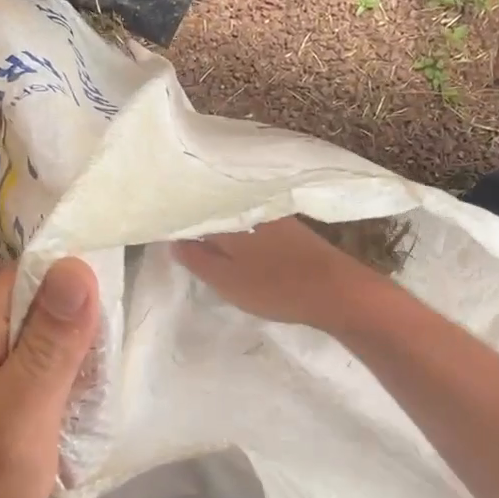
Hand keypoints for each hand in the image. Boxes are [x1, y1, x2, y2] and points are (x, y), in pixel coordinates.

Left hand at [0, 259, 101, 497]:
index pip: (31, 273)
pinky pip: (38, 364)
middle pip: (40, 299)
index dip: (80, 282)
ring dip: (78, 355)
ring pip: (45, 333)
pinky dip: (65, 379)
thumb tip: (78, 266)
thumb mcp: (15, 429)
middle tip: (116, 362)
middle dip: (84, 323)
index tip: (125, 309)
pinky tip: (84, 404)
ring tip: (105, 387)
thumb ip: (48, 349)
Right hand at [174, 216, 380, 331]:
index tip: (160, 227)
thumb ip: (197, 259)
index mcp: (228, 216)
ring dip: (219, 224)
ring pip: (235, 214)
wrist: (338, 290)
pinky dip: (240, 230)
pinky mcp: (289, 226)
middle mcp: (248, 206)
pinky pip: (252, 221)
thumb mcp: (227, 280)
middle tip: (177, 235)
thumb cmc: (276, 287)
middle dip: (197, 218)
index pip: (192, 210)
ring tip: (204, 239)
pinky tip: (237, 243)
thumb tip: (173, 239)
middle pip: (214, 208)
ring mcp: (272, 215)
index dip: (175, 219)